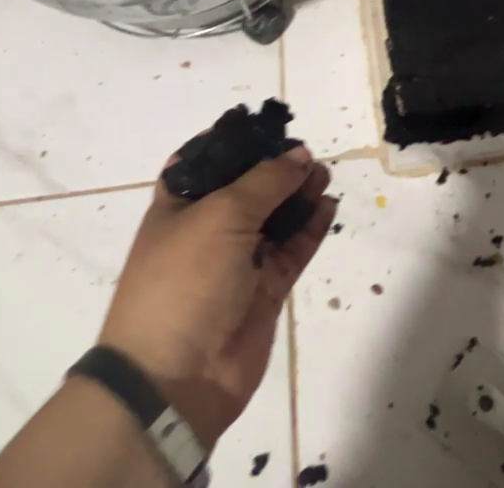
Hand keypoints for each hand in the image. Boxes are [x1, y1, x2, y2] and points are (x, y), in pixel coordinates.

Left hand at [100, 146, 336, 447]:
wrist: (174, 377)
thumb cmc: (183, 281)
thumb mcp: (220, 216)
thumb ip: (265, 181)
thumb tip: (299, 155)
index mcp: (178, 205)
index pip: (204, 160)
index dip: (234, 142)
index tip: (268, 127)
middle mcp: (207, 228)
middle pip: (247, 187)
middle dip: (276, 168)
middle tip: (307, 153)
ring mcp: (237, 260)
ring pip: (274, 217)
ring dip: (298, 195)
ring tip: (323, 175)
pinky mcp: (264, 289)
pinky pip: (292, 250)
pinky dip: (311, 228)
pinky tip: (329, 207)